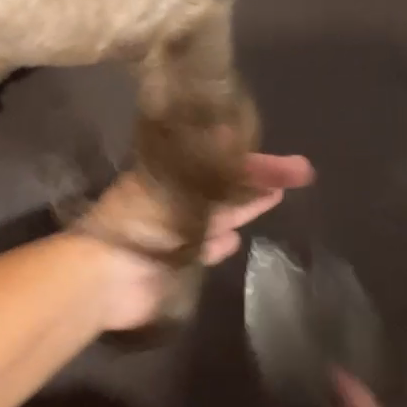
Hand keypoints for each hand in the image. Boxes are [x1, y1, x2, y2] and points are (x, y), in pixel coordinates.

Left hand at [78, 152, 313, 330]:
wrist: (105, 278)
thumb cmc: (138, 225)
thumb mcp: (173, 189)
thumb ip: (204, 171)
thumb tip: (229, 128)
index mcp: (167, 175)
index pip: (221, 161)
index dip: (256, 162)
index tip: (292, 164)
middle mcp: (171, 199)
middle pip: (223, 185)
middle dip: (258, 179)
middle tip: (301, 173)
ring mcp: (173, 232)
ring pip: (216, 214)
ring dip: (243, 207)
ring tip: (275, 198)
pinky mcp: (173, 264)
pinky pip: (202, 248)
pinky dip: (218, 242)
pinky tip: (237, 239)